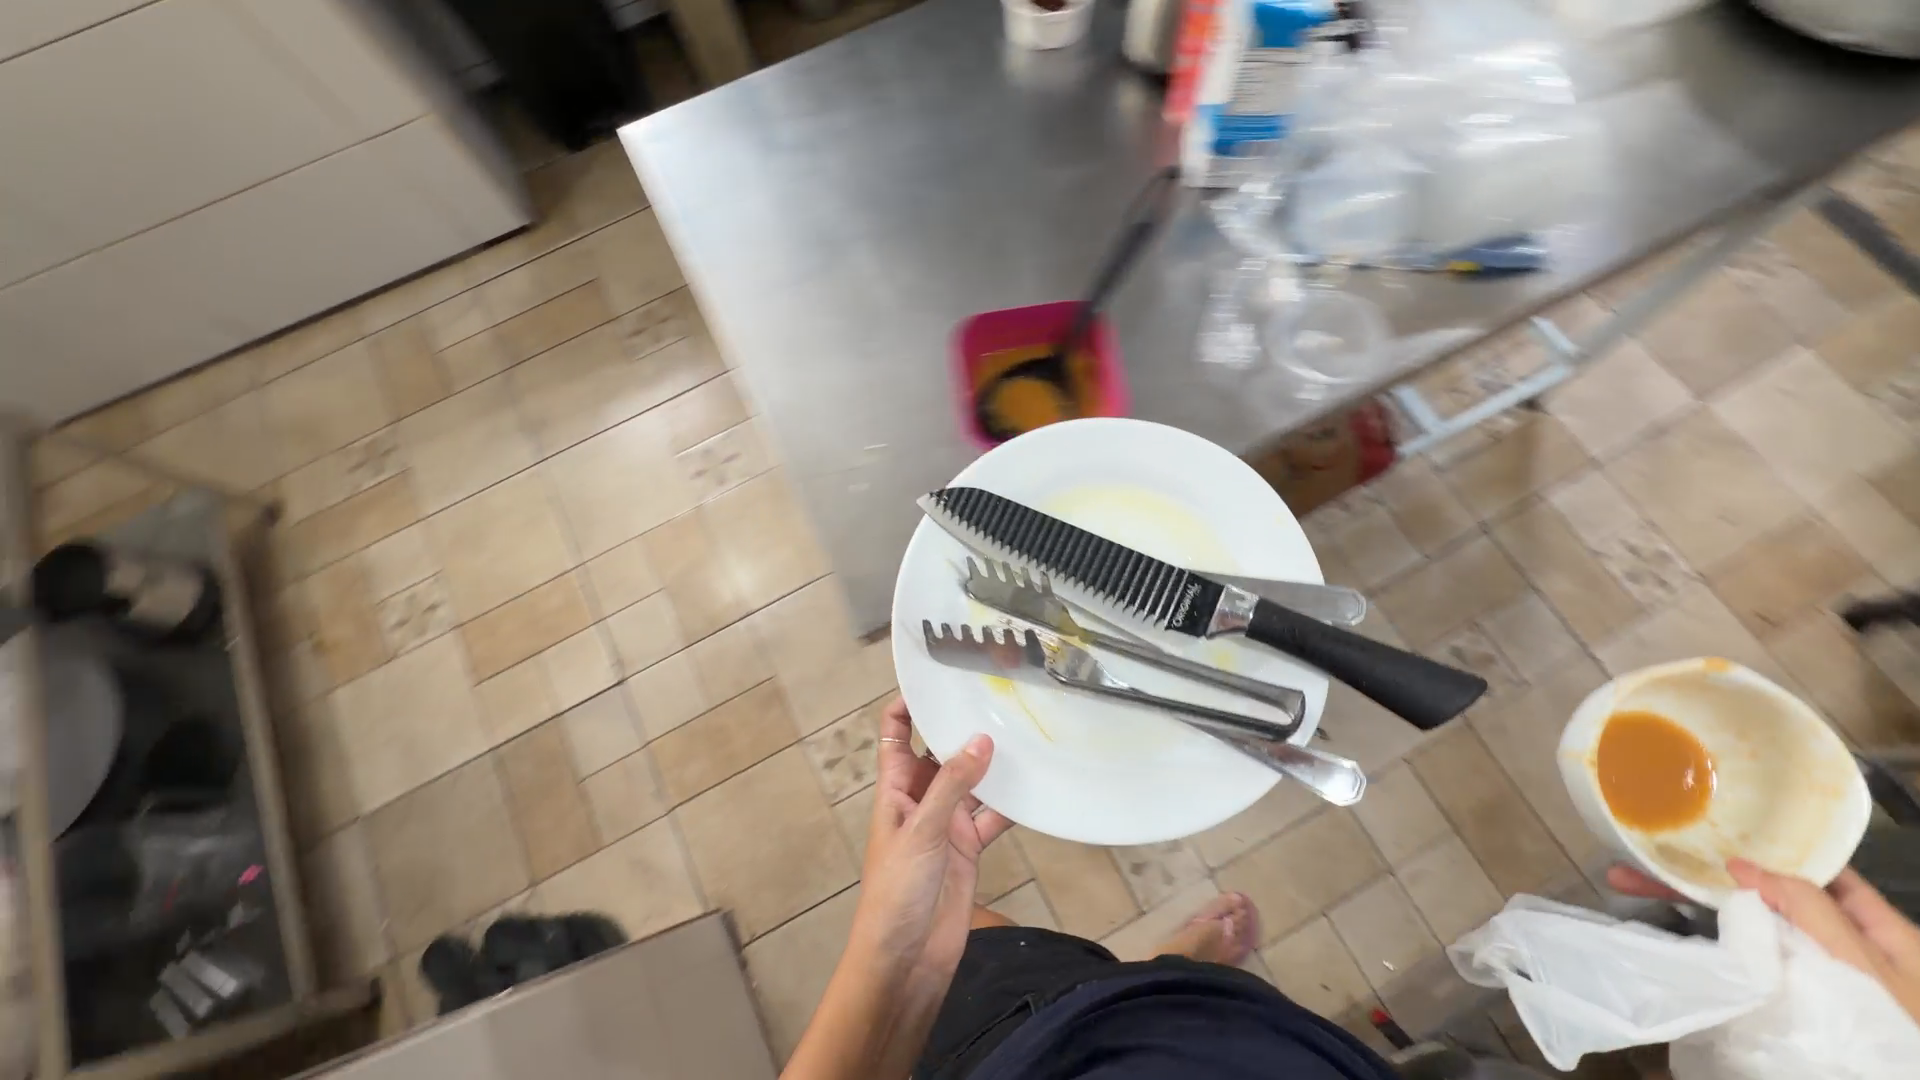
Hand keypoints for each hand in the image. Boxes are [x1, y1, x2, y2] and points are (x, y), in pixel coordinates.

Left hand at [851, 698, 1013, 992]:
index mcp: (895, 787)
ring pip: (972, 781)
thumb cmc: (896, 891)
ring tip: (1024, 730)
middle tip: (996, 694)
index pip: (896, 732)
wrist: (906, 960)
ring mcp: (947, 822)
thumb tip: (980, 739)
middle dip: (961, 727)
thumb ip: (951, 786)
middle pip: (939, 751)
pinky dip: (1012, 804)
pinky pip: (994, 816)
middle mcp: (921, 797)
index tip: (937, 675)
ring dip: (992, 763)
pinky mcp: (969, 847)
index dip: (908, 703)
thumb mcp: (921, 831)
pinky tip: (1037, 786)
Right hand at [1608, 859, 1919, 1022]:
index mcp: (1876, 929)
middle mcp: (1838, 941)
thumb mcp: (1859, 963)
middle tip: (1643, 855)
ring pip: (1743, 918)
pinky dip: (1700, 930)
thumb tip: (1742, 865)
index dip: (1773, 847)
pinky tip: (1660, 916)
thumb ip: (1810, 909)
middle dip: (1705, 873)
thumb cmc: (1882, 1018)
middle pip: (1767, 893)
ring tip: (1623, 879)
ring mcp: (1804, 965)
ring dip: (1687, 897)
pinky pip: (1738, 948)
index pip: (1821, 873)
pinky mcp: (1779, 988)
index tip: (1720, 827)